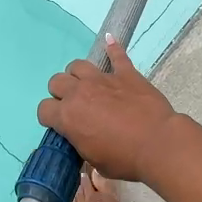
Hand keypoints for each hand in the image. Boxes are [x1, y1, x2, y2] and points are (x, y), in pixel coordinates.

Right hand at [36, 34, 180, 182]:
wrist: (157, 143)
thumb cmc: (125, 159)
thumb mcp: (95, 160)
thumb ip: (81, 143)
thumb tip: (81, 138)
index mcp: (68, 116)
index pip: (43, 109)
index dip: (49, 117)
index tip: (58, 124)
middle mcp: (79, 92)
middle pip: (56, 81)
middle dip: (60, 93)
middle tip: (73, 106)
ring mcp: (102, 78)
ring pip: (78, 65)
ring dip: (78, 75)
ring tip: (88, 85)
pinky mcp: (125, 72)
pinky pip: (116, 54)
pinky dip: (112, 48)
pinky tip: (109, 41)